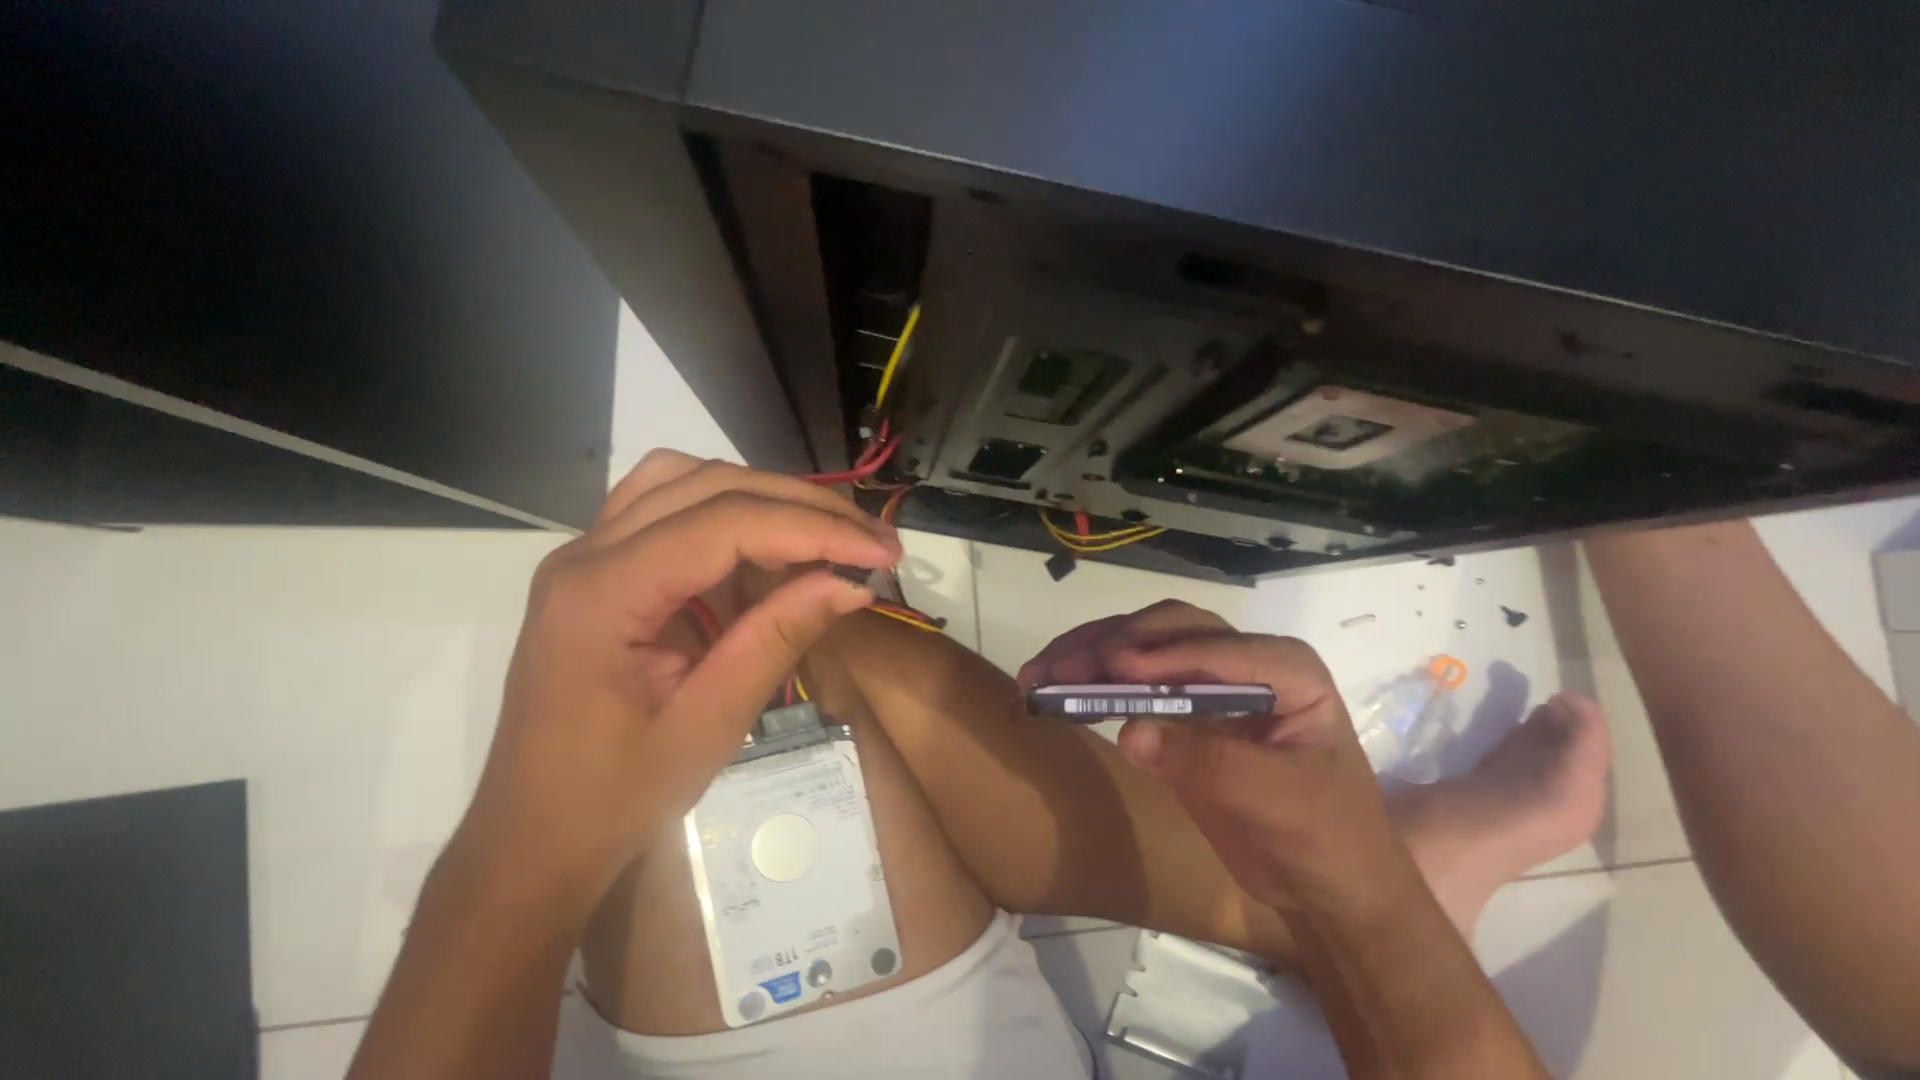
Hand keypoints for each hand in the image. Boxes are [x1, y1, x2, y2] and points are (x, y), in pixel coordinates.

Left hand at [445, 451, 901, 910]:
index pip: (725, 521)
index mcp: (602, 591)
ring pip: (683, 482)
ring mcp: (585, 559)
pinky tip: (766, 557)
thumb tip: (852, 583)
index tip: (882, 551)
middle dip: (798, 504)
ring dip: (760, 499)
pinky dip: (725, 519)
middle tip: (869, 540)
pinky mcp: (598, 575)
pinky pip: (665, 513)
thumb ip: (777, 639)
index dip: (813, 527)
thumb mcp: (709, 724)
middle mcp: (585, 554)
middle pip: (707, 484)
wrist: (535, 839)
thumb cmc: (615, 796)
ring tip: (823, 539)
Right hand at [1019, 601, 1406, 913]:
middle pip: (1168, 632)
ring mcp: (1208, 685)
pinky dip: (1092, 686)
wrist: (1330, 888)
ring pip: (1141, 649)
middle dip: (1111, 646)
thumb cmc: (1327, 839)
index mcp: (1284, 668)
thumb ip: (1209, 762)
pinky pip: (1131, 687)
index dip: (1160, 655)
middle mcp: (1244, 663)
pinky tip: (1054, 692)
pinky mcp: (1181, 715)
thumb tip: (1130, 731)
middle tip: (1059, 671)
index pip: (1214, 647)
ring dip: (1088, 657)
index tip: (1110, 669)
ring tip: (1037, 675)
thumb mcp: (1279, 801)